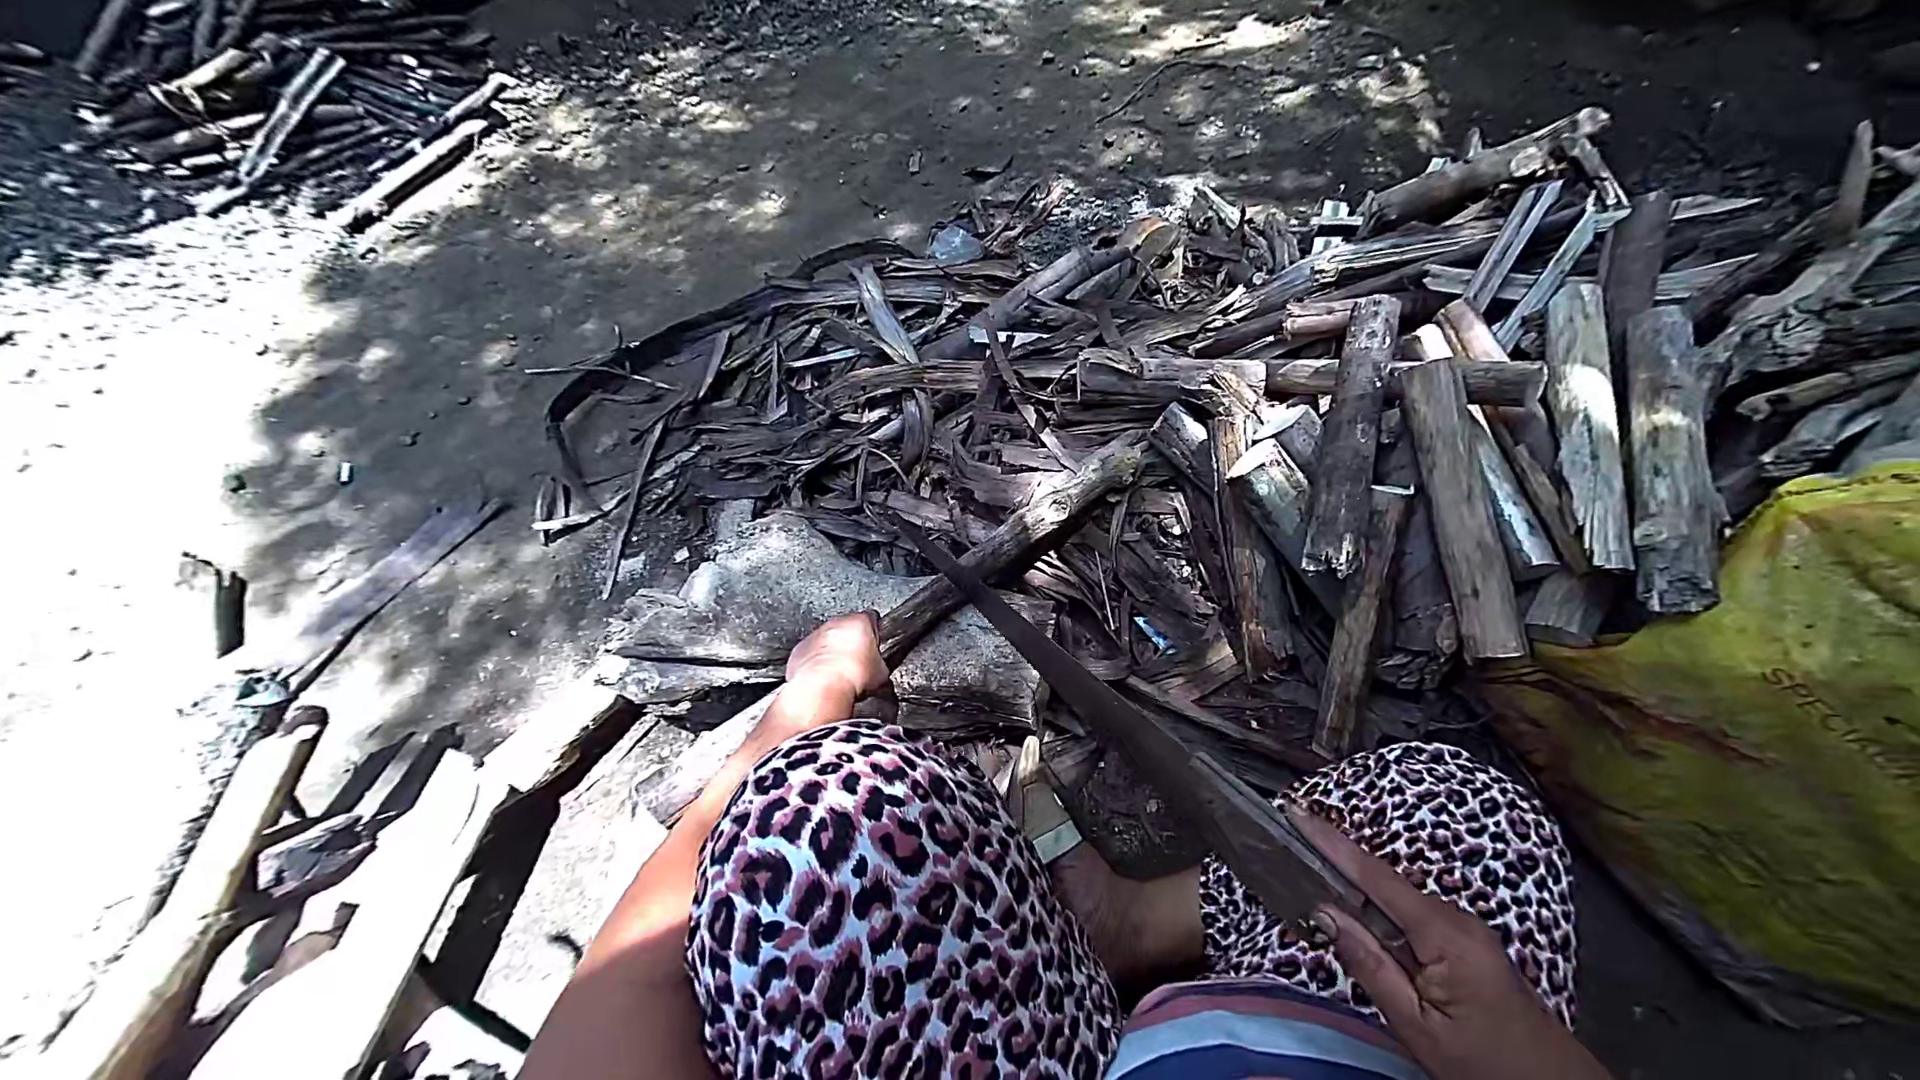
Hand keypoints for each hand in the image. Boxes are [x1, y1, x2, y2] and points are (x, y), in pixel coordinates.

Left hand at [755, 612, 890, 746]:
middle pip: (847, 627)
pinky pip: (810, 654)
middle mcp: (835, 623)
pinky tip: (821, 679)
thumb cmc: (851, 678)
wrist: (821, 690)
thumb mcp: (881, 673)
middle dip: (851, 642)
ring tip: (838, 674)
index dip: (874, 633)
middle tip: (857, 663)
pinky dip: (814, 663)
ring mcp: (815, 636)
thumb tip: (880, 672)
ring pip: (826, 640)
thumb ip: (881, 664)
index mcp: (859, 621)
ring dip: (831, 652)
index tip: (874, 645)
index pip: (871, 618)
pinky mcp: (799, 651)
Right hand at [1289, 806, 1612, 1079]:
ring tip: (1309, 887)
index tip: (1295, 809)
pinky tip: (1354, 922)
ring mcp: (1462, 927)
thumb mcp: (1419, 1028)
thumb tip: (1323, 910)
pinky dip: (1374, 913)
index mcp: (1444, 933)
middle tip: (1286, 853)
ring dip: (1353, 893)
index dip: (1330, 840)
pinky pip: (1407, 916)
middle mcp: (1454, 917)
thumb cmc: (1488, 1067)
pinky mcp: (1464, 941)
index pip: (1373, 874)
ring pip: (1392, 900)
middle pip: (1380, 882)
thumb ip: (1369, 964)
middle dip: (1334, 866)